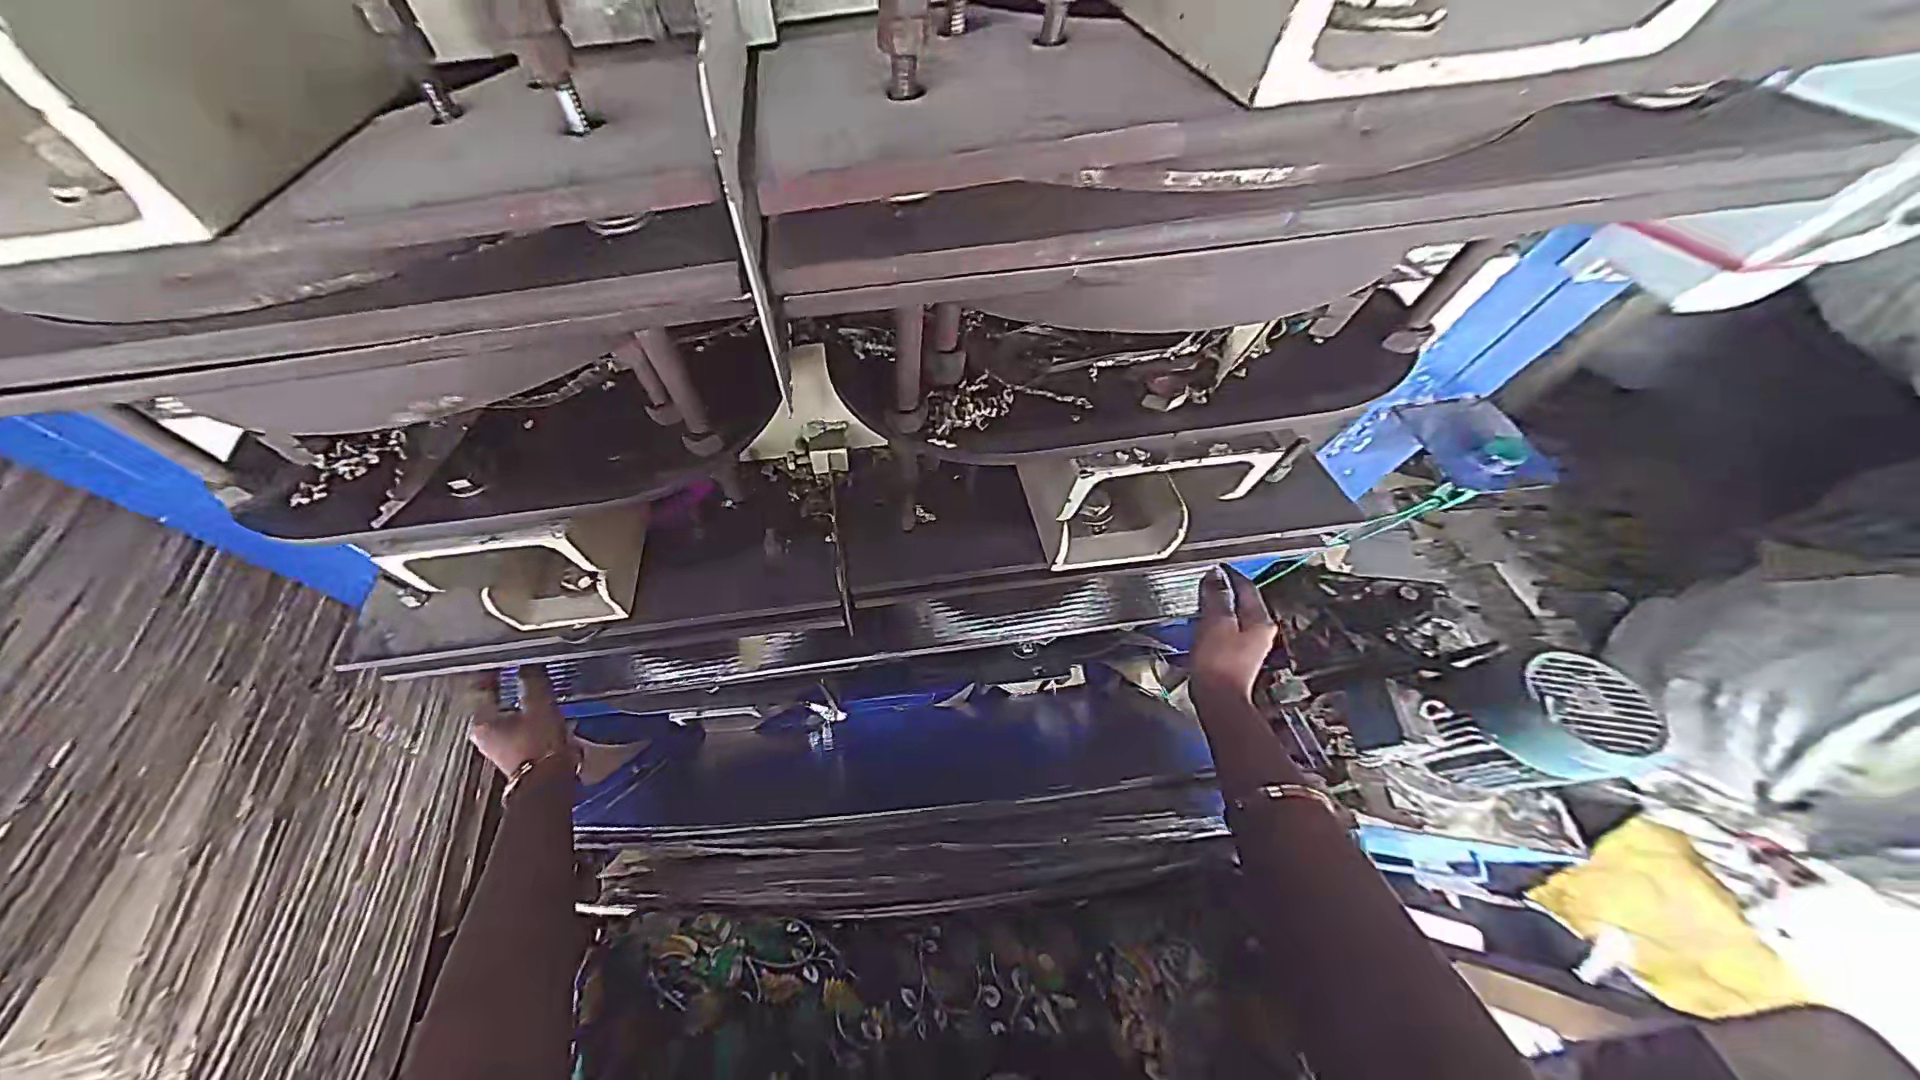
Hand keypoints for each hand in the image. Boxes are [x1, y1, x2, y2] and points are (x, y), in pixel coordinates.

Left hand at [467, 664, 574, 777]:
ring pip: (507, 715)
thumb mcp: (538, 704)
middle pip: (493, 702)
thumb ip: (531, 681)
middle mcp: (484, 735)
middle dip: (506, 686)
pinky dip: (528, 716)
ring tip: (534, 689)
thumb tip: (528, 665)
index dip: (491, 671)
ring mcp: (500, 745)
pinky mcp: (516, 752)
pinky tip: (543, 712)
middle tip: (519, 671)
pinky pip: (519, 726)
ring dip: (519, 701)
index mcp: (482, 722)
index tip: (501, 660)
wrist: (550, 777)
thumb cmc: (538, 743)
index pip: (480, 688)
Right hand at [1192, 564, 1276, 702]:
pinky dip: (1216, 623)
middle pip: (1243, 602)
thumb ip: (1216, 597)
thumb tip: (1215, 576)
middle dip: (1225, 590)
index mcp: (1260, 621)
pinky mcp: (1236, 657)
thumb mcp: (1215, 622)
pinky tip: (1202, 625)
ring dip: (1219, 607)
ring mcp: (1249, 646)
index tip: (1217, 566)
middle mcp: (1260, 632)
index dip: (1231, 574)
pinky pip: (1227, 632)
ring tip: (1201, 600)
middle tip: (1207, 581)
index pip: (1247, 587)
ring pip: (1235, 617)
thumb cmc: (1218, 662)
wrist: (1218, 699)